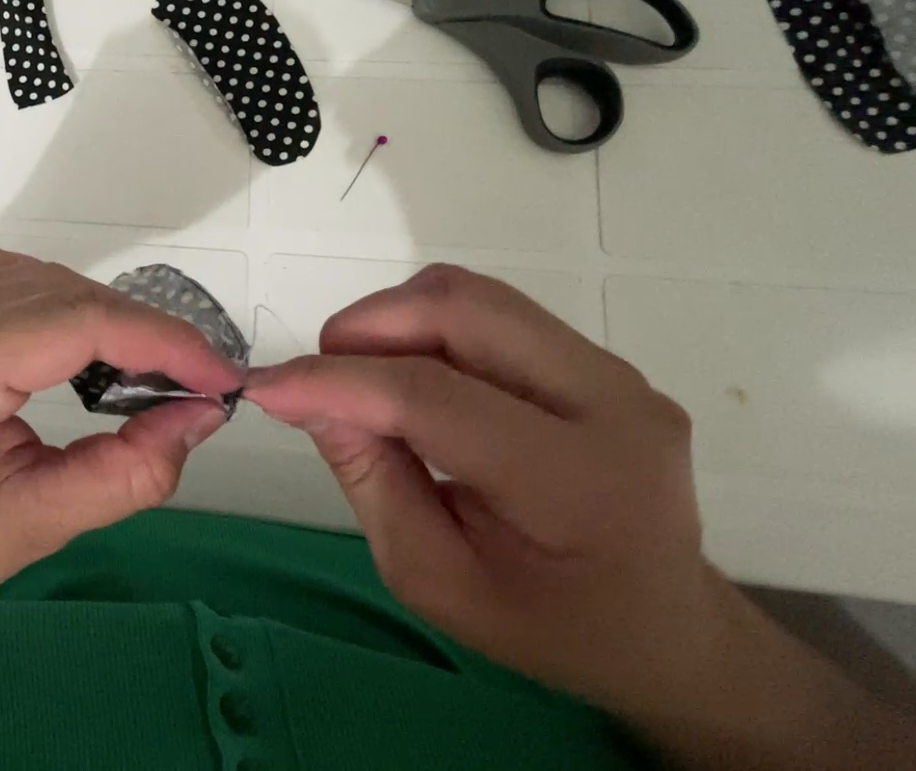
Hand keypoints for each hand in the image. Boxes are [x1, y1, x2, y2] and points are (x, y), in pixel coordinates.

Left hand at [0, 247, 242, 632]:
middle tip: (193, 386)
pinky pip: (7, 289)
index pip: (74, 323)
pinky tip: (81, 354)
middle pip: (60, 293)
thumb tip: (199, 416)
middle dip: (140, 331)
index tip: (221, 378)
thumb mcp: (33, 523)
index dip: (161, 341)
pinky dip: (59, 312)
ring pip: (37, 280)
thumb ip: (126, 471)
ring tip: (145, 372)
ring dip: (101, 317)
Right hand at [241, 265, 730, 717]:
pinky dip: (422, 327)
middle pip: (460, 309)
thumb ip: (367, 476)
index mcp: (575, 484)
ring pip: (470, 295)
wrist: (662, 631)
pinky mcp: (596, 360)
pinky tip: (410, 378)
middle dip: (363, 327)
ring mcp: (613, 373)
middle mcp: (611, 405)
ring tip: (361, 379)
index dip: (334, 381)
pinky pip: (487, 311)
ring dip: (391, 320)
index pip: (433, 397)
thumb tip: (303, 395)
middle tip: (318, 378)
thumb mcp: (430, 576)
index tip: (263, 386)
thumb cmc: (541, 622)